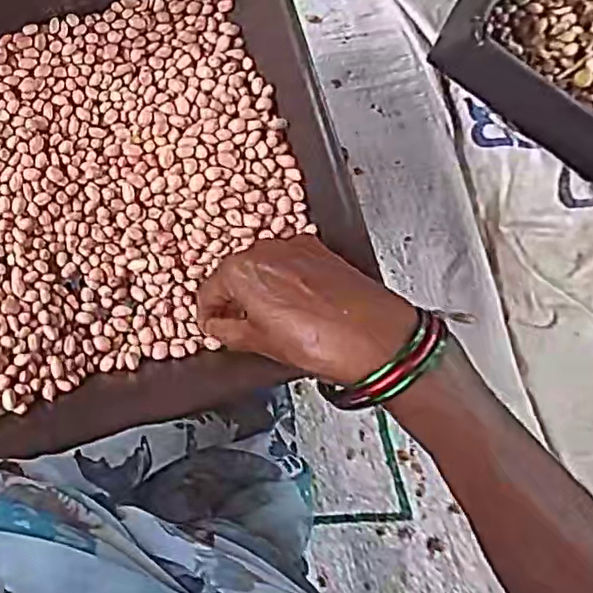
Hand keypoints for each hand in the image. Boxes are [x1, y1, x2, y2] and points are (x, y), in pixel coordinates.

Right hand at [194, 234, 416, 385]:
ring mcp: (292, 247)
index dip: (209, 315)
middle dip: (234, 299)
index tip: (213, 326)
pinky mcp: (318, 251)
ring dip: (260, 289)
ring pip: (261, 267)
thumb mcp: (262, 344)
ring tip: (275, 319)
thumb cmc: (327, 343)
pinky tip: (298, 306)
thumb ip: (227, 332)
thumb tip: (218, 328)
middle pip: (233, 275)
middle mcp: (262, 251)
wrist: (384, 342)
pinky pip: (288, 263)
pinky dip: (286, 280)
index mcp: (239, 271)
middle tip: (241, 326)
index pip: (208, 292)